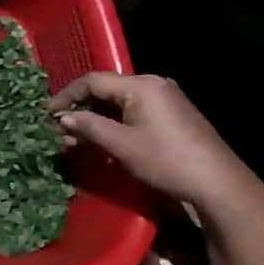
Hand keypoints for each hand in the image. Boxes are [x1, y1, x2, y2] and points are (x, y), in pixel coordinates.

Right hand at [51, 72, 260, 211]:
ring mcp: (165, 100)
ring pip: (120, 104)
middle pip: (107, 91)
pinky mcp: (171, 117)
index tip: (47, 114)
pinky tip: (103, 144)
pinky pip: (134, 114)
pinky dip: (115, 126)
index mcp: (141, 85)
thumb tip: (64, 117)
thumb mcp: (122, 145)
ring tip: (76, 143)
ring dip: (96, 121)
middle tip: (61, 134)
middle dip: (81, 111)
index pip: (94, 81)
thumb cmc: (166, 160)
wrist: (216, 183)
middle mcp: (153, 85)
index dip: (67, 95)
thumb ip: (89, 127)